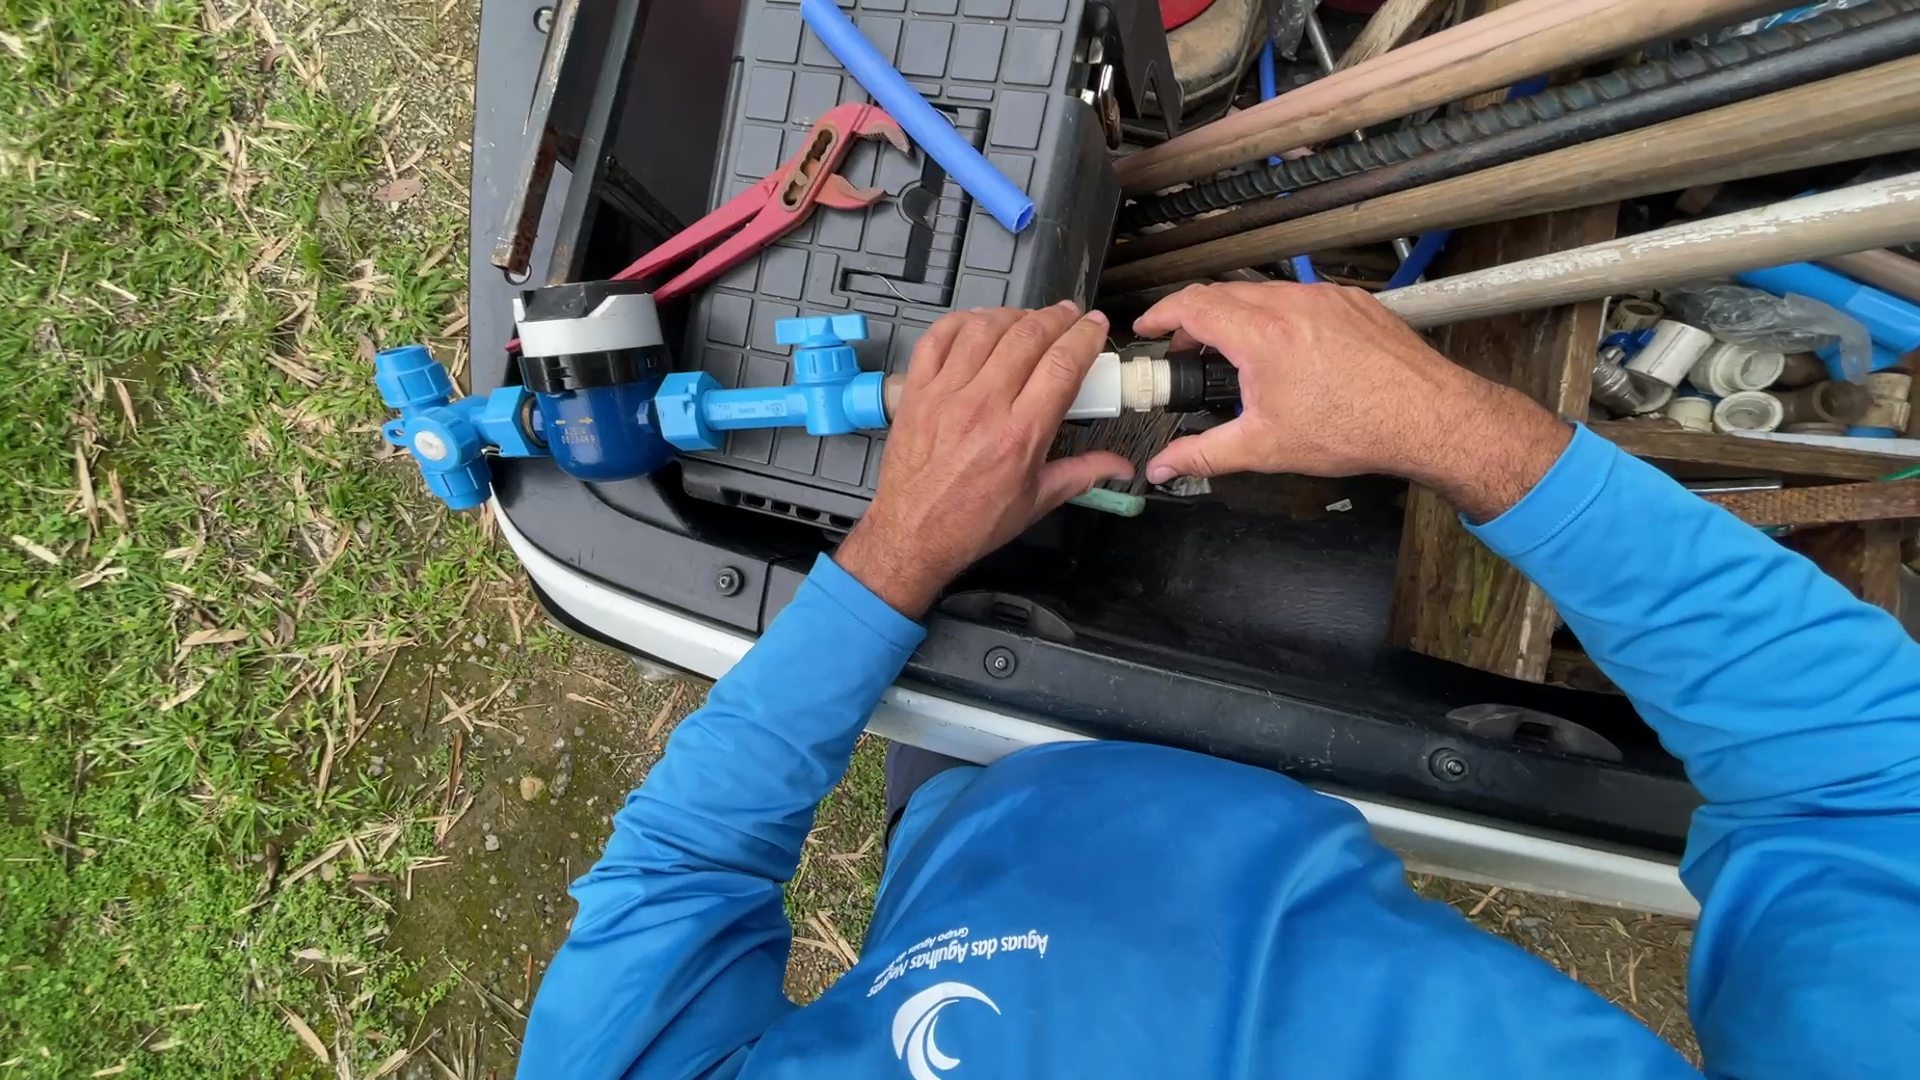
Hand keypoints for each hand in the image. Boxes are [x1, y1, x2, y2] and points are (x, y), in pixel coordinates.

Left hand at [834, 302, 1133, 617]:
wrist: (911, 534)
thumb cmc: (973, 523)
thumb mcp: (1035, 502)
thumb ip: (1082, 474)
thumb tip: (1121, 466)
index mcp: (1020, 434)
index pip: (1062, 364)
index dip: (1085, 336)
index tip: (1096, 325)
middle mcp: (984, 405)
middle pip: (1027, 336)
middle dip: (1056, 317)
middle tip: (1068, 315)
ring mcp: (945, 394)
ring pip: (984, 328)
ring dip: (1013, 315)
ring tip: (1028, 320)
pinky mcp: (916, 391)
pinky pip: (938, 338)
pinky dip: (962, 322)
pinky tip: (979, 323)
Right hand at [1133, 282, 1570, 521]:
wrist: (1430, 417)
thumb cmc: (1353, 428)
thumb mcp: (1262, 447)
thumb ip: (1201, 455)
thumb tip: (1162, 468)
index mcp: (1262, 335)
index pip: (1192, 305)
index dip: (1160, 314)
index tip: (1146, 329)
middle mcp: (1292, 303)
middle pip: (1222, 293)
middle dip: (1191, 318)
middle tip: (1181, 350)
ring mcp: (1325, 297)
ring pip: (1260, 291)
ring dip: (1232, 315)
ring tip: (1227, 352)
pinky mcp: (1350, 302)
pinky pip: (1296, 296)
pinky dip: (1270, 313)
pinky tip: (1277, 348)